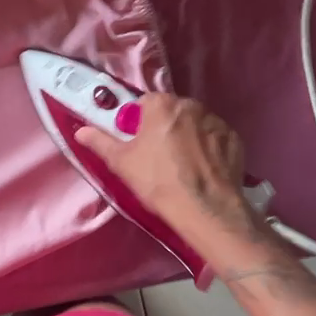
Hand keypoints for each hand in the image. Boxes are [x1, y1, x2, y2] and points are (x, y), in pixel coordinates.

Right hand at [74, 93, 260, 245]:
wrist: (206, 211)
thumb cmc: (159, 182)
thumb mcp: (122, 163)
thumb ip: (100, 141)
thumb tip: (81, 130)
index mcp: (161, 104)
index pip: (145, 104)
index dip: (140, 123)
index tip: (140, 144)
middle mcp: (190, 105)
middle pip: (171, 112)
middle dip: (165, 128)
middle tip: (160, 156)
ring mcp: (215, 121)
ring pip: (195, 124)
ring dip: (189, 136)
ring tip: (185, 166)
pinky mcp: (234, 139)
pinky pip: (216, 138)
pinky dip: (210, 148)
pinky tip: (205, 170)